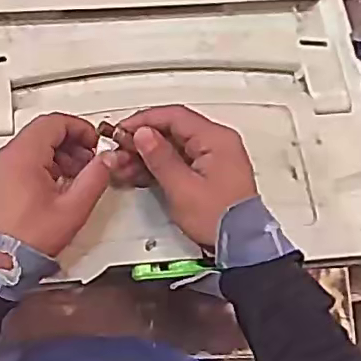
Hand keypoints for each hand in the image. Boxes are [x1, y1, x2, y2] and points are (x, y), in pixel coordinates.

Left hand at [0, 113, 110, 256]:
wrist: (4, 260)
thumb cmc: (31, 238)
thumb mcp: (74, 207)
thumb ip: (96, 177)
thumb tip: (107, 159)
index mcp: (22, 158)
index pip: (52, 123)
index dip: (79, 128)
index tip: (93, 142)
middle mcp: (4, 159)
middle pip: (41, 132)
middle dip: (69, 142)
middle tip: (88, 160)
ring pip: (29, 146)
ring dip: (55, 154)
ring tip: (74, 176)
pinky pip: (18, 162)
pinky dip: (39, 165)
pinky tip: (55, 185)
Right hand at [108, 105, 257, 246]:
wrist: (240, 245)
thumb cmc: (220, 219)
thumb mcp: (182, 187)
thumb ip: (160, 158)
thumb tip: (143, 134)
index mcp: (216, 140)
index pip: (174, 116)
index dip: (144, 120)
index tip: (123, 130)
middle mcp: (216, 144)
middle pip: (171, 129)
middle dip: (142, 139)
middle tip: (119, 150)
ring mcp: (211, 158)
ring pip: (171, 145)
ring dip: (145, 154)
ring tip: (123, 165)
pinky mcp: (205, 173)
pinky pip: (176, 160)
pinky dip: (155, 165)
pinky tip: (136, 173)